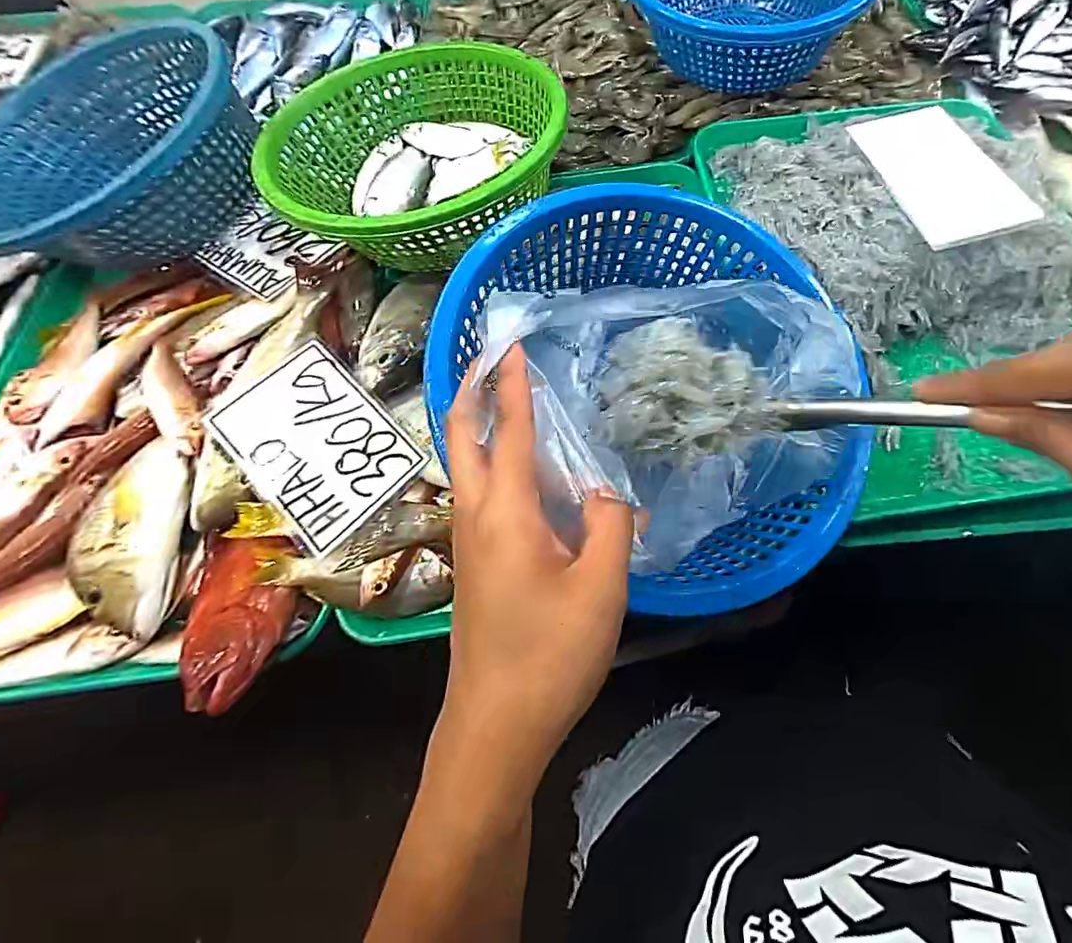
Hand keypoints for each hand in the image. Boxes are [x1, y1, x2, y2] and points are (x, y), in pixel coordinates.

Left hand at [443, 344, 634, 783]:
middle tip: (490, 361)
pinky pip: (482, 498)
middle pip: (462, 439)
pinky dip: (496, 467)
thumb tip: (603, 491)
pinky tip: (532, 481)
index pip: (509, 432)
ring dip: (481, 428)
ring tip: (511, 406)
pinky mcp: (475, 566)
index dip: (512, 386)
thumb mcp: (601, 586)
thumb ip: (610, 524)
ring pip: (467, 468)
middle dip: (471, 393)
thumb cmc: (551, 654)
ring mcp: (469, 543)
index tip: (510, 346)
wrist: (496, 724)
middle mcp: (476, 518)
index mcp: (506, 513)